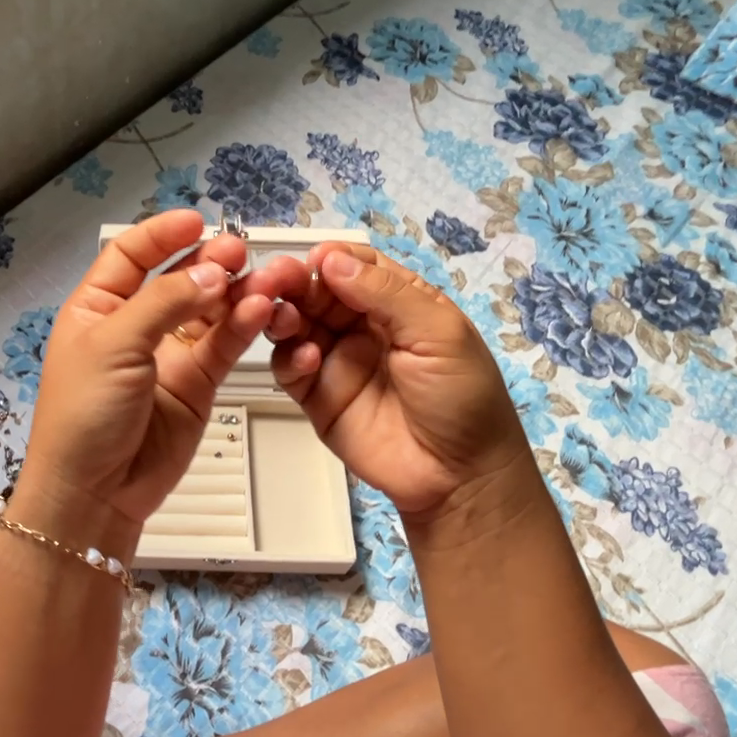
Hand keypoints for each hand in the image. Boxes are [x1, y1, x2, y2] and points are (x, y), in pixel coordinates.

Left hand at [15, 211, 307, 547]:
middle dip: (206, 262)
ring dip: (233, 292)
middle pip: (177, 279)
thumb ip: (164, 303)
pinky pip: (223, 345)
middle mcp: (134, 326)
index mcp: (97, 308)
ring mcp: (168, 355)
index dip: (161, 235)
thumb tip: (212, 270)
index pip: (129, 255)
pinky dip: (242, 326)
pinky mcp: (197, 383)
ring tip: (261, 279)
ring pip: (208, 311)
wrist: (95, 491)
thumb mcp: (113, 345)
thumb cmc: (84, 412)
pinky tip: (259, 310)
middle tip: (237, 252)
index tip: (197, 221)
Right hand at [271, 245, 531, 531]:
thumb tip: (331, 259)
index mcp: (398, 303)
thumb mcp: (439, 333)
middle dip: (296, 283)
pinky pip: (289, 367)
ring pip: (295, 325)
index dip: (332, 260)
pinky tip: (305, 359)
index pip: (356, 267)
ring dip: (284, 315)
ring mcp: (335, 360)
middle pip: (317, 291)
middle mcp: (362, 326)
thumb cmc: (462, 397)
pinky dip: (288, 357)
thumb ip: (386, 293)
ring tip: (285, 320)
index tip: (312, 261)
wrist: (457, 477)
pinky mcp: (315, 396)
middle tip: (275, 282)